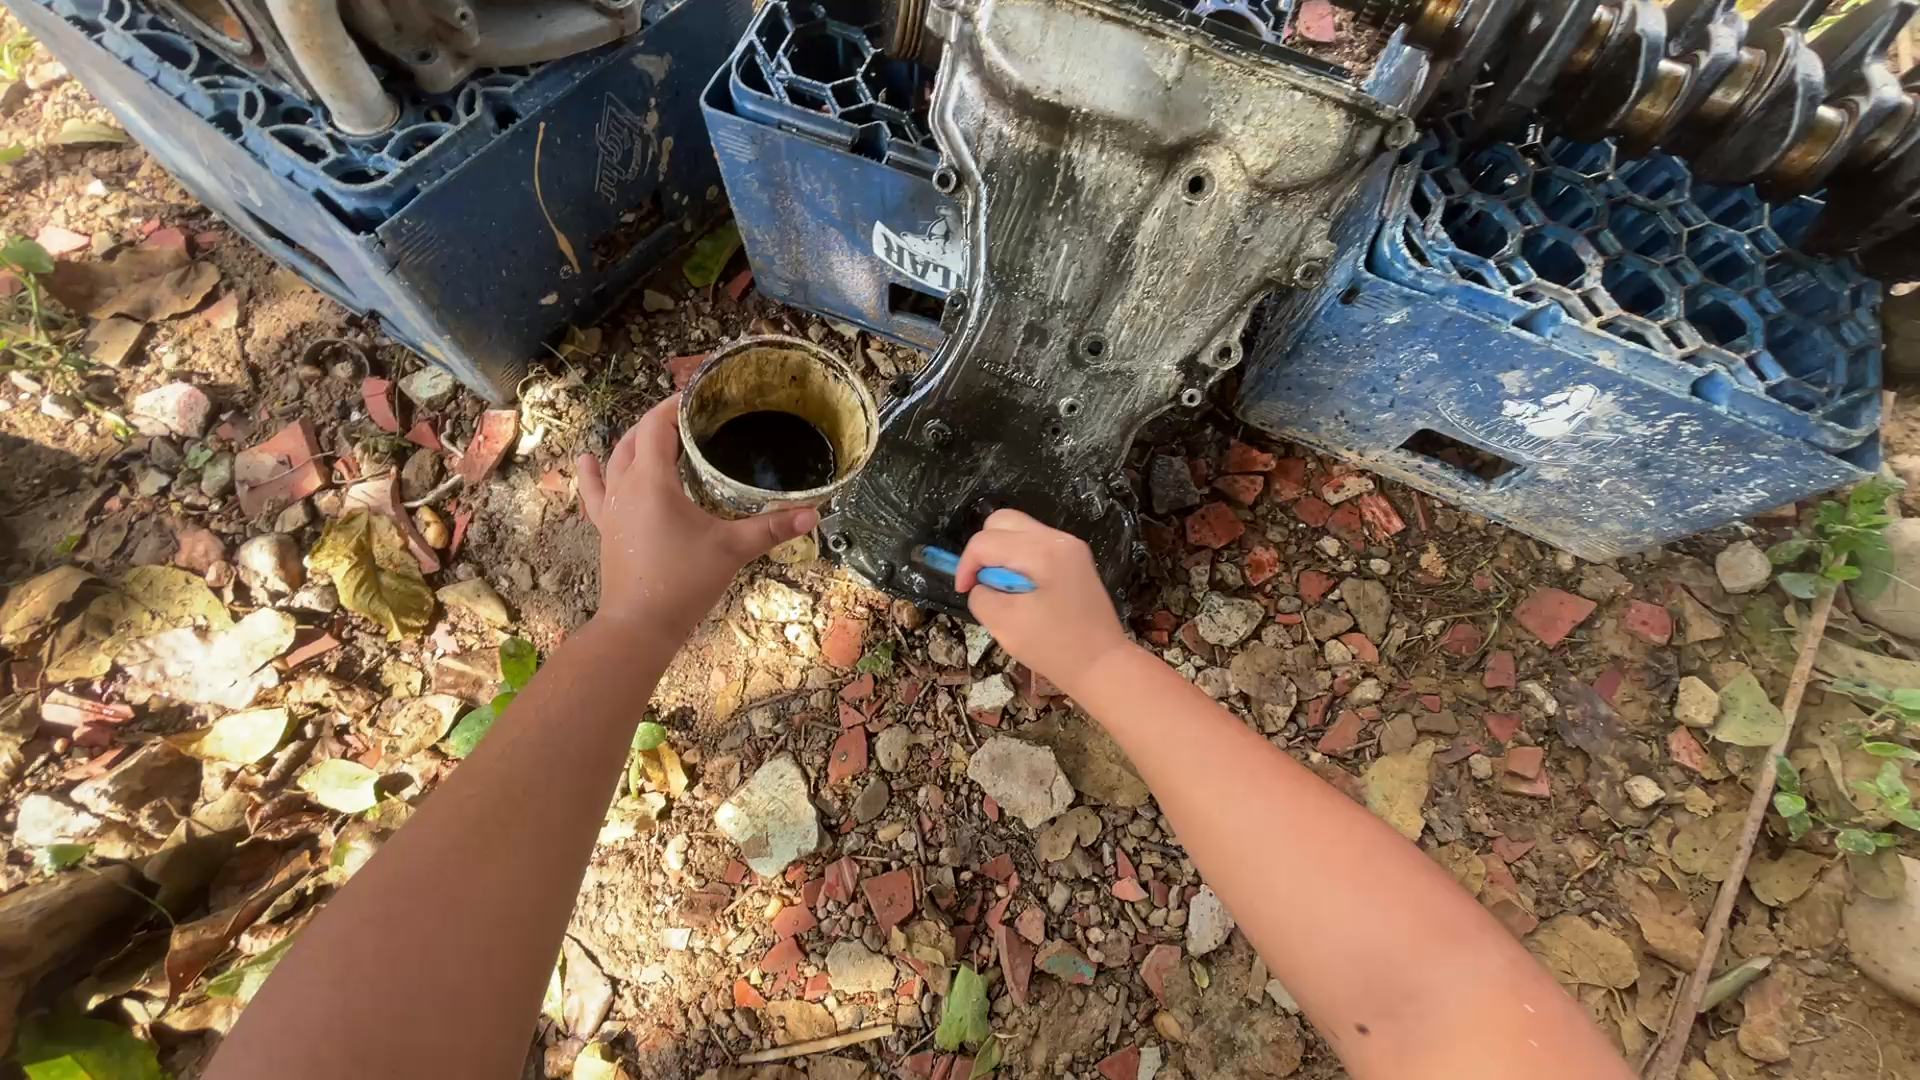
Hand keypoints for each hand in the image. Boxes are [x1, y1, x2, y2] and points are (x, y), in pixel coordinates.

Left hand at [577, 396, 816, 633]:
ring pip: (614, 461)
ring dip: (632, 442)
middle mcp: (625, 487)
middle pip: (634, 439)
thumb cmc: (684, 581)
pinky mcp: (606, 529)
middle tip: (690, 417)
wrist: (640, 625)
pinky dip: (593, 473)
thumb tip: (813, 514)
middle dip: (659, 422)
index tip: (699, 395)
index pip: (657, 426)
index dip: (675, 406)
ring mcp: (611, 509)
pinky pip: (595, 492)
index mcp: (653, 482)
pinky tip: (586, 461)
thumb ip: (772, 528)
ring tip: (653, 433)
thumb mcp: (733, 549)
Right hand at [955, 509, 1131, 694]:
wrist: (1102, 664)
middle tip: (984, 583)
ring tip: (1006, 589)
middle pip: (1003, 521)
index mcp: (1043, 551)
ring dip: (1002, 555)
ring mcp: (1071, 547)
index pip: (986, 541)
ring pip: (1019, 531)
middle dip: (984, 550)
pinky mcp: (1075, 559)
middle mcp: (1059, 539)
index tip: (964, 591)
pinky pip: (1035, 545)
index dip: (966, 565)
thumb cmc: (1053, 647)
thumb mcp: (1004, 624)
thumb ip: (981, 595)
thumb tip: (982, 584)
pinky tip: (1025, 590)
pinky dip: (1020, 560)